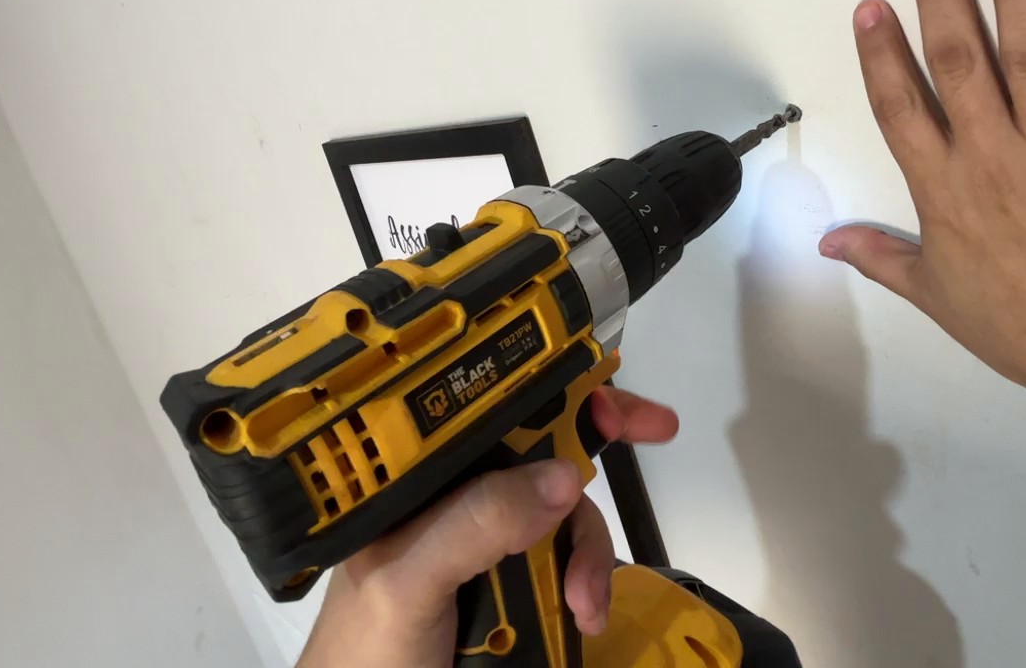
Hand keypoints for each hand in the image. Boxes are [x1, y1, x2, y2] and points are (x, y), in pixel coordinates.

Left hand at [296, 387, 679, 667]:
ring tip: (584, 603)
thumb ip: (477, 523)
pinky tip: (584, 614)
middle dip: (599, 436)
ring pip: (566, 504)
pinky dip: (589, 578)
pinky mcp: (518, 575)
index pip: (493, 405)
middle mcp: (464, 489)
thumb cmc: (367, 651)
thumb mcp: (410, 581)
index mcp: (427, 473)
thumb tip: (563, 475)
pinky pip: (570, 555)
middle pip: (543, 442)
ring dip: (590, 547)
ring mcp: (494, 534)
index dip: (552, 385)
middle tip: (657, 427)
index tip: (605, 392)